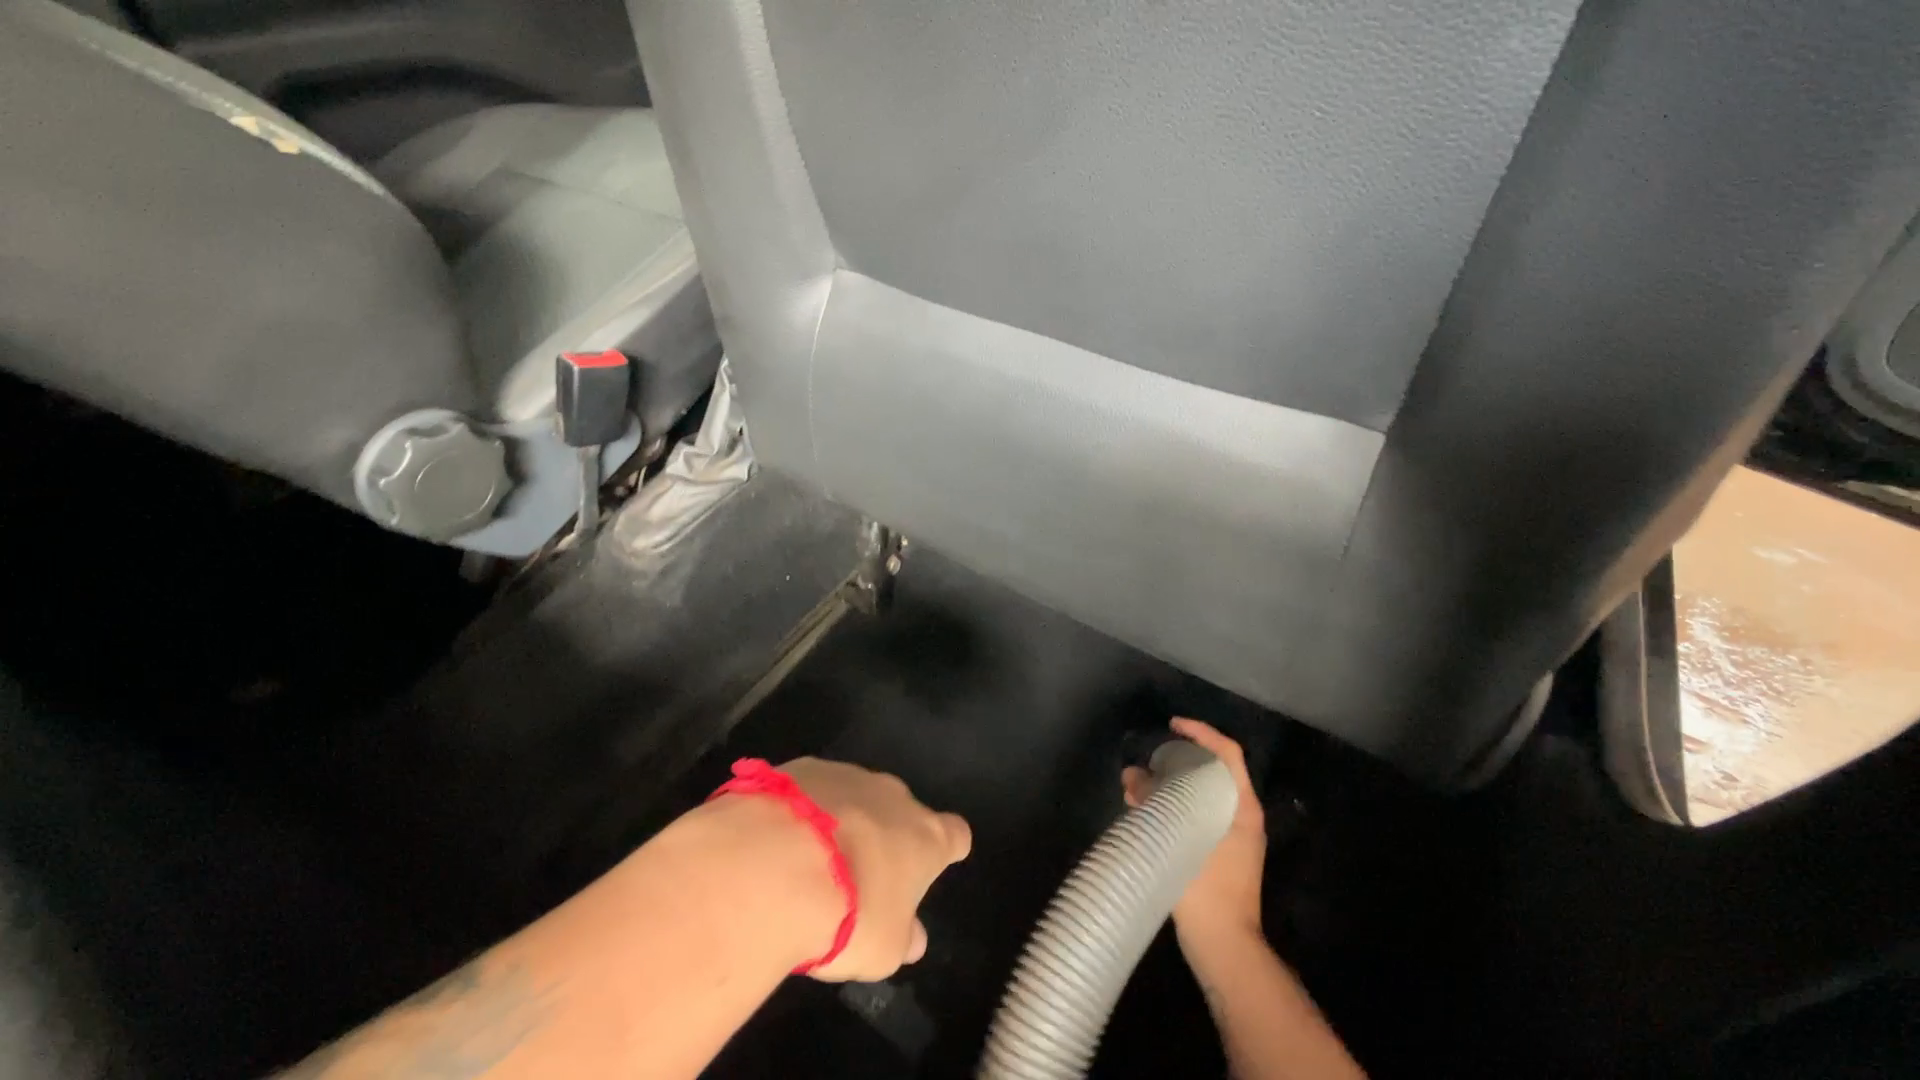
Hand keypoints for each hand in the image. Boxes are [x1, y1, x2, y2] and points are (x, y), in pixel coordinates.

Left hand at [778, 758, 972, 981]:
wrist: (773, 866)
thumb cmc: (847, 916)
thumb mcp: (882, 949)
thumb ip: (902, 938)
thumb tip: (913, 938)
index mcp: (927, 838)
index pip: (955, 835)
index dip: (944, 850)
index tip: (929, 865)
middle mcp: (894, 797)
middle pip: (900, 812)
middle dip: (884, 836)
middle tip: (857, 876)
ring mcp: (847, 775)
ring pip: (853, 796)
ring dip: (841, 821)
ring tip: (807, 861)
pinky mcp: (801, 768)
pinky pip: (810, 790)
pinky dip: (801, 810)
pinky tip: (778, 840)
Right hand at [1122, 719, 1265, 951]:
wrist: (1224, 946)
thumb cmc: (1206, 891)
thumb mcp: (1177, 841)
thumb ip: (1154, 805)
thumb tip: (1131, 776)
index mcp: (1243, 807)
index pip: (1228, 753)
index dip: (1202, 732)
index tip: (1172, 724)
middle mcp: (1242, 816)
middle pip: (1215, 771)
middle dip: (1181, 759)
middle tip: (1149, 758)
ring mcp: (1234, 838)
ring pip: (1203, 795)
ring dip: (1174, 785)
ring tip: (1140, 785)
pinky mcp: (1219, 855)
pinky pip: (1197, 816)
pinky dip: (1175, 807)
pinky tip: (1148, 814)